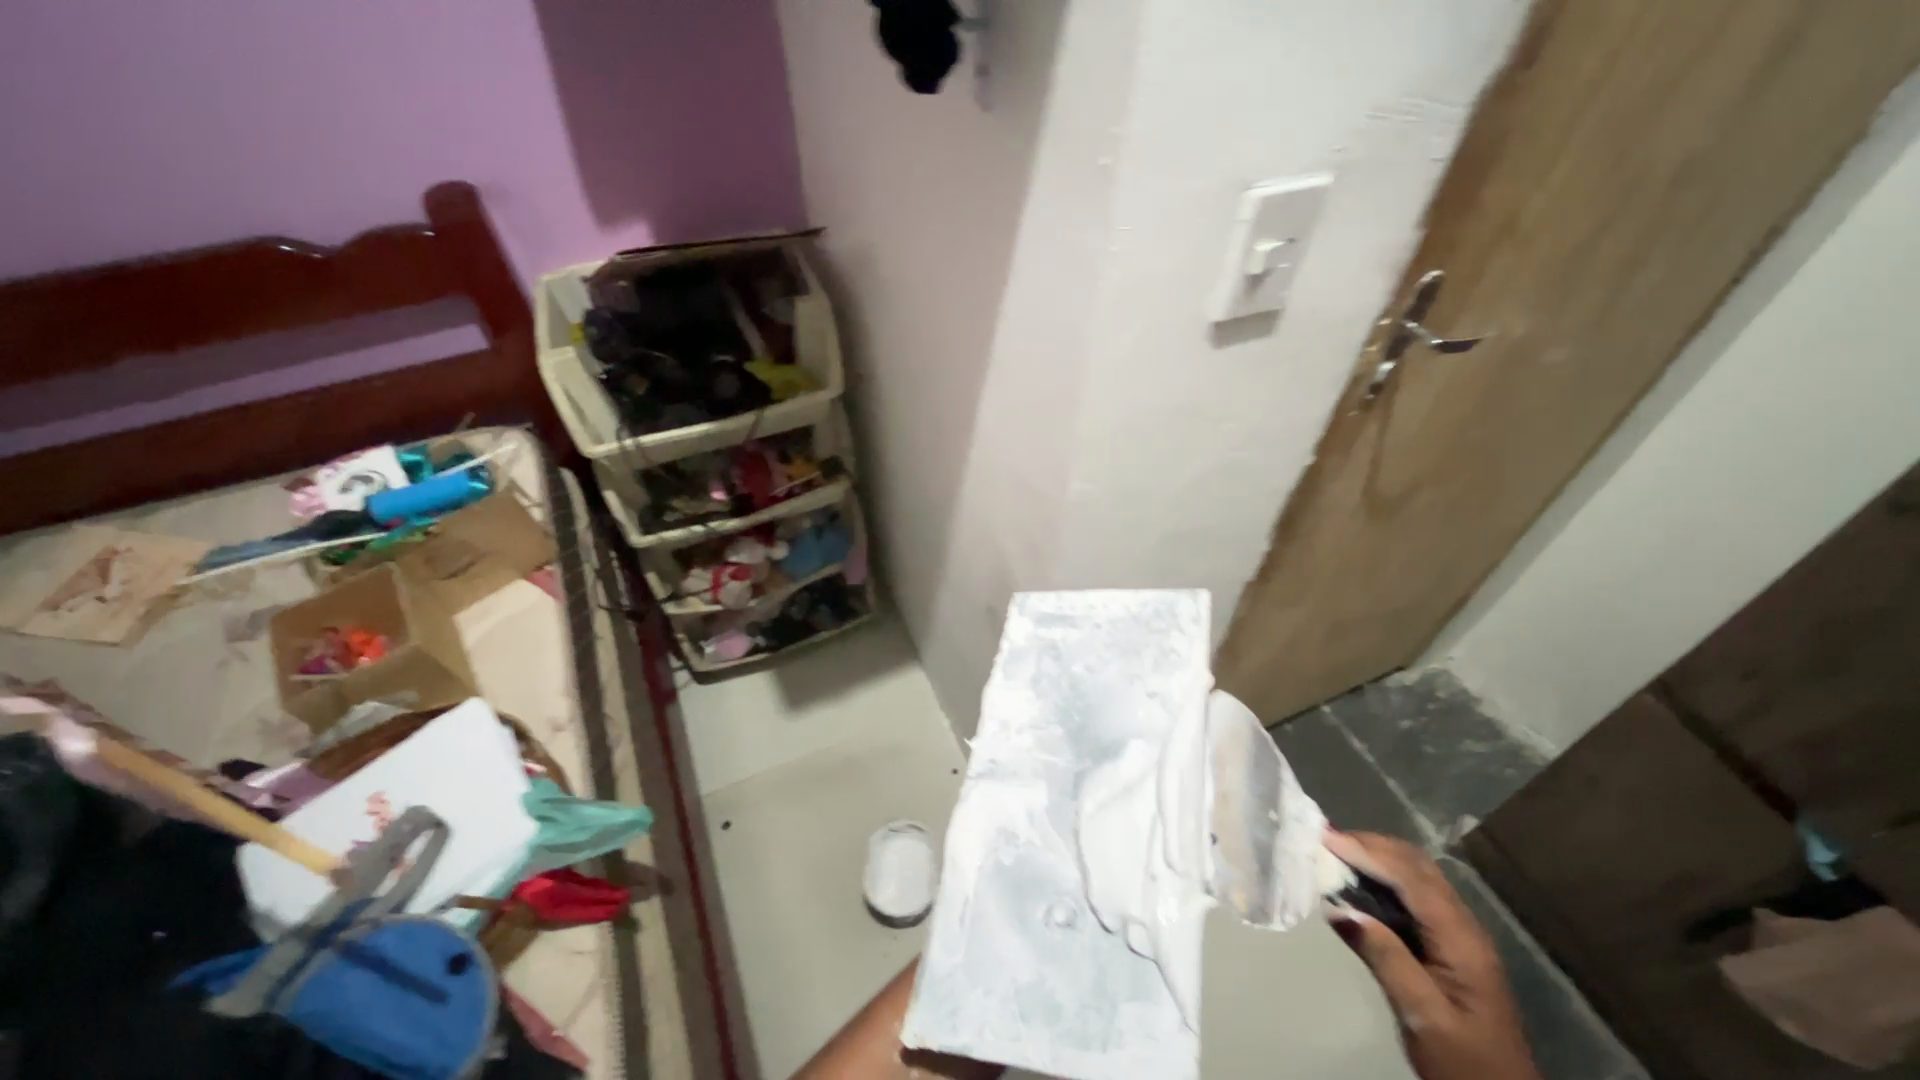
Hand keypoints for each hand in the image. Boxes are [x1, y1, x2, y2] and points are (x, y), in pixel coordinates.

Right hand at [1324, 831, 1540, 1079]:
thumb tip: (1339, 909)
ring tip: (1335, 851)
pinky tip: (1358, 884)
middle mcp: (1465, 927)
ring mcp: (1460, 936)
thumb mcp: (1422, 1015)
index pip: (1412, 879)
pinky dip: (1384, 879)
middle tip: (1324, 837)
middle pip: (1419, 867)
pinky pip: (1415, 898)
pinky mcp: (1449, 946)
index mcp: (1462, 940)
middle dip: (1372, 846)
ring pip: (1418, 877)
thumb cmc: (1465, 1062)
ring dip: (1378, 857)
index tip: (1325, 838)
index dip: (1369, 853)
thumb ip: (1385, 959)